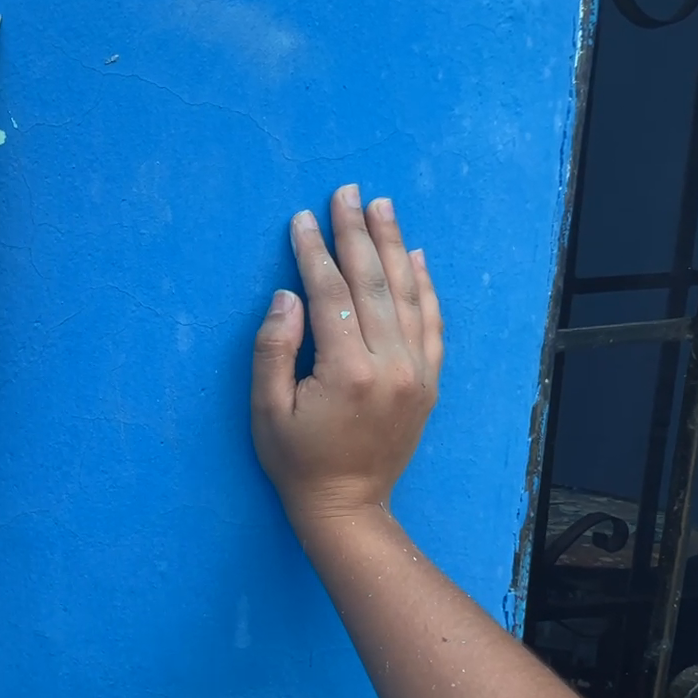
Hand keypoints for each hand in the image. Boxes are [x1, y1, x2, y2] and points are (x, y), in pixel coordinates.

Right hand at [251, 184, 442, 524]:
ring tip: (382, 207)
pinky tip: (416, 256)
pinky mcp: (428, 380)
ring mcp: (416, 371)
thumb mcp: (265, 410)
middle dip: (357, 234)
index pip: (330, 294)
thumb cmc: (295, 459)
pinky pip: (432, 322)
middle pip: (372, 284)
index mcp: (347, 370)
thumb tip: (288, 296)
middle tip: (348, 192)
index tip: (302, 218)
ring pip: (407, 295)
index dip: (313, 253)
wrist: (347, 505)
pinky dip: (424, 285)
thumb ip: (275, 350)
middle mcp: (391, 363)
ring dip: (393, 246)